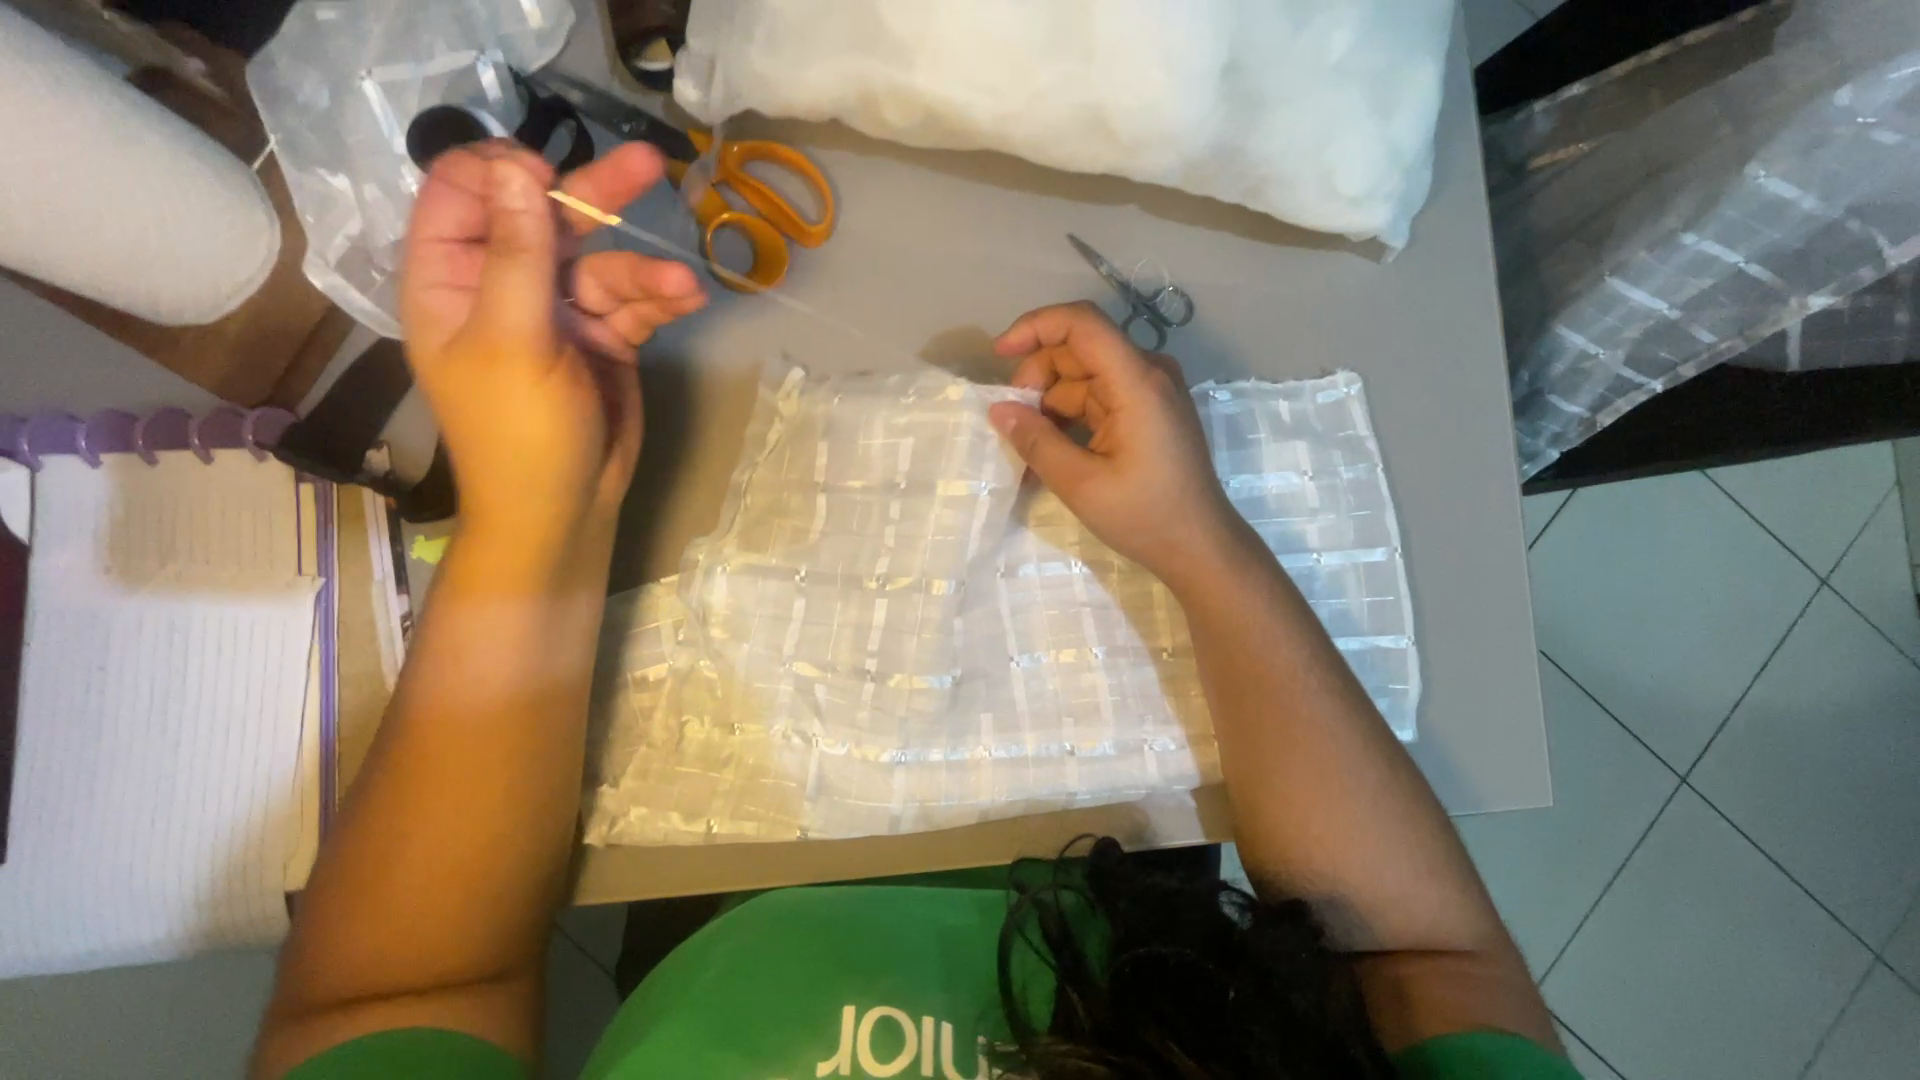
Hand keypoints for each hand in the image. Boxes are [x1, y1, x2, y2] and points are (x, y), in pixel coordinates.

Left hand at [400, 141, 706, 544]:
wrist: (566, 506)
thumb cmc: (517, 431)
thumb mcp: (512, 340)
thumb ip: (517, 254)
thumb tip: (515, 168)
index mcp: (452, 279)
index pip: (463, 194)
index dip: (503, 173)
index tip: (547, 173)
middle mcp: (504, 286)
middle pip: (546, 218)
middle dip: (596, 196)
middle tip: (649, 166)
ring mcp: (561, 312)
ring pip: (603, 263)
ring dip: (645, 270)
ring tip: (683, 283)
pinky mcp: (606, 338)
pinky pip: (635, 304)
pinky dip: (662, 299)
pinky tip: (689, 296)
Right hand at [988, 302, 1251, 585]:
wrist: (1200, 547)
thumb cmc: (1145, 517)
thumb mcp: (1080, 484)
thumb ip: (1036, 441)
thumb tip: (999, 410)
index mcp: (1137, 382)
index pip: (1082, 323)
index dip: (1035, 327)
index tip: (1000, 355)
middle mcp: (1148, 374)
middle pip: (1079, 350)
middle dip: (1037, 376)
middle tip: (1012, 421)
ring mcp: (1151, 392)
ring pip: (1084, 376)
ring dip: (1049, 403)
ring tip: (1026, 446)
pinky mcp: (1149, 412)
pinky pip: (1099, 398)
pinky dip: (1069, 417)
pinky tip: (1050, 449)